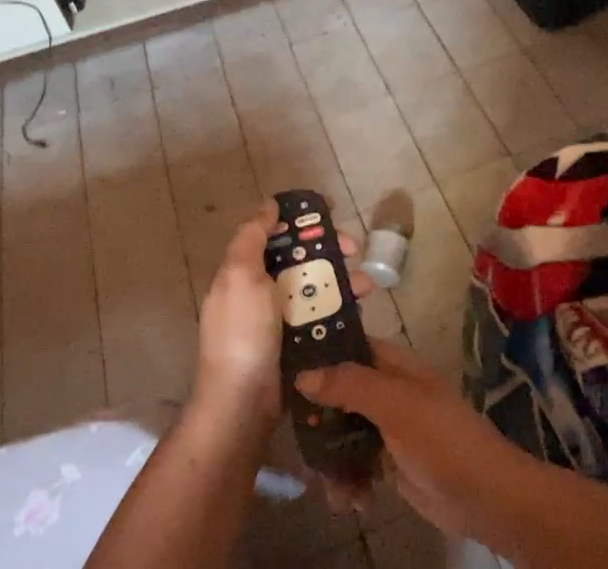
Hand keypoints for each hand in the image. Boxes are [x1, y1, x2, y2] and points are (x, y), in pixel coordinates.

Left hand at [193, 200, 371, 422]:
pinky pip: (322, 315)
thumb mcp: (240, 276)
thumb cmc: (242, 334)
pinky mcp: (296, 342)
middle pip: (300, 258)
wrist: (242, 403)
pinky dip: (341, 307)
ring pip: (316, 287)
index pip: (274, 233)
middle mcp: (259, 291)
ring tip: (367, 284)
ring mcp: (278, 319)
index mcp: (243, 272)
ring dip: (343, 279)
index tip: (332, 210)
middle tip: (355, 249)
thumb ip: (252, 237)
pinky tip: (360, 306)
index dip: (301, 218)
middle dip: (330, 249)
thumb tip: (268, 206)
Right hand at [295, 339, 528, 537]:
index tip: (280, 363)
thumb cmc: (443, 440)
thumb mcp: (397, 405)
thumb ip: (351, 385)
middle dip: (317, 415)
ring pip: (343, 431)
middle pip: (339, 391)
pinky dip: (347, 481)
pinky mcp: (388, 462)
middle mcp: (389, 390)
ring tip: (325, 484)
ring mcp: (388, 427)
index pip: (350, 344)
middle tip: (295, 435)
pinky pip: (355, 463)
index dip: (319, 349)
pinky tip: (349, 501)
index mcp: (395, 366)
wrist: (484, 497)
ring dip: (330, 458)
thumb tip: (302, 374)